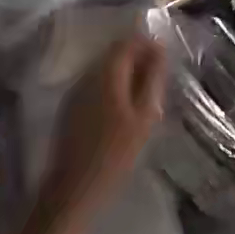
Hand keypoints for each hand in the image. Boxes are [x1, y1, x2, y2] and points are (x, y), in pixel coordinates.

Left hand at [42, 34, 166, 214]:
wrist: (72, 191)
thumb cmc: (115, 154)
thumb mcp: (144, 116)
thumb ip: (152, 79)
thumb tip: (160, 49)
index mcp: (106, 74)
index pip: (127, 42)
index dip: (148, 44)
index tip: (165, 58)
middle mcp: (87, 76)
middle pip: (114, 54)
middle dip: (137, 59)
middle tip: (157, 78)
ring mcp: (75, 92)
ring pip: (104, 70)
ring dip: (125, 75)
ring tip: (144, 95)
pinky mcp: (69, 108)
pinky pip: (95, 86)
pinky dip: (112, 88)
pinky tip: (123, 109)